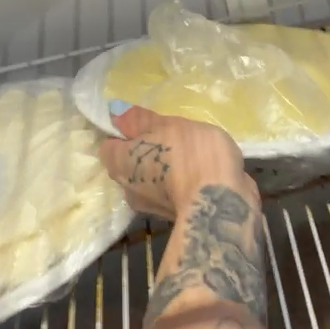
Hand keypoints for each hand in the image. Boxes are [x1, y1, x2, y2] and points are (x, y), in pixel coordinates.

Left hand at [98, 106, 249, 219]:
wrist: (220, 201)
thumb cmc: (190, 155)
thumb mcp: (168, 126)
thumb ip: (140, 119)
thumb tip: (113, 112)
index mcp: (119, 162)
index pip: (109, 146)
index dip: (125, 135)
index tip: (147, 127)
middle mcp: (126, 188)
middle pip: (129, 165)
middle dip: (146, 154)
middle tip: (172, 140)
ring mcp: (149, 207)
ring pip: (150, 182)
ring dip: (164, 172)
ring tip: (192, 159)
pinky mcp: (173, 216)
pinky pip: (172, 194)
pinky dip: (181, 186)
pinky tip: (202, 176)